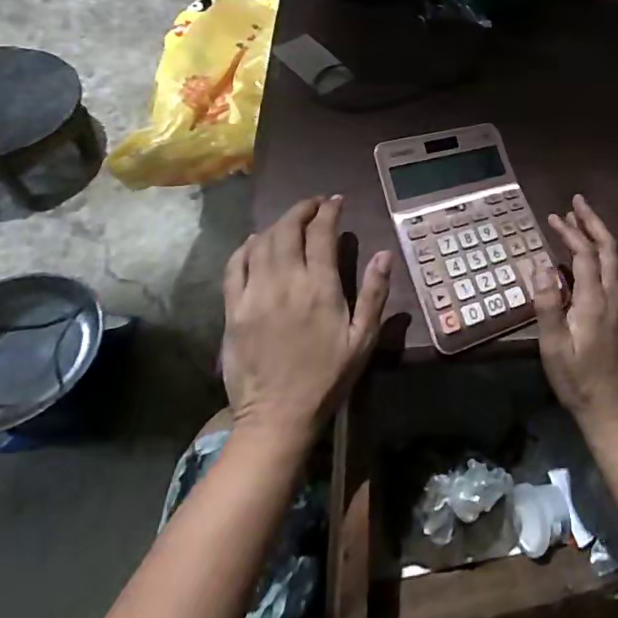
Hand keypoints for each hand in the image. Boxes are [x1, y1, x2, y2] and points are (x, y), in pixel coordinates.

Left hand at [220, 196, 391, 442]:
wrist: (277, 415)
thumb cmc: (327, 379)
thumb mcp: (362, 340)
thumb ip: (374, 294)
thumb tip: (384, 254)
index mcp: (319, 288)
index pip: (322, 234)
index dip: (329, 211)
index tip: (336, 202)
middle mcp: (285, 281)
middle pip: (288, 229)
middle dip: (302, 209)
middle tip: (313, 205)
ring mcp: (254, 293)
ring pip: (261, 242)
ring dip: (276, 224)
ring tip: (289, 222)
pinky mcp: (232, 308)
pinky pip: (235, 265)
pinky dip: (245, 247)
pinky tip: (254, 242)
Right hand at [534, 195, 617, 432]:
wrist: (608, 405)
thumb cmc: (575, 377)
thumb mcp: (553, 344)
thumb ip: (546, 304)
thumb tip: (539, 265)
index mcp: (594, 300)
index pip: (585, 254)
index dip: (570, 233)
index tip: (553, 216)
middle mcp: (610, 295)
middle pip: (607, 249)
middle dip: (592, 222)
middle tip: (575, 202)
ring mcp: (615, 303)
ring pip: (610, 258)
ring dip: (594, 235)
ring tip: (574, 220)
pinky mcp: (613, 312)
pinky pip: (606, 271)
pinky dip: (594, 252)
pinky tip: (577, 255)